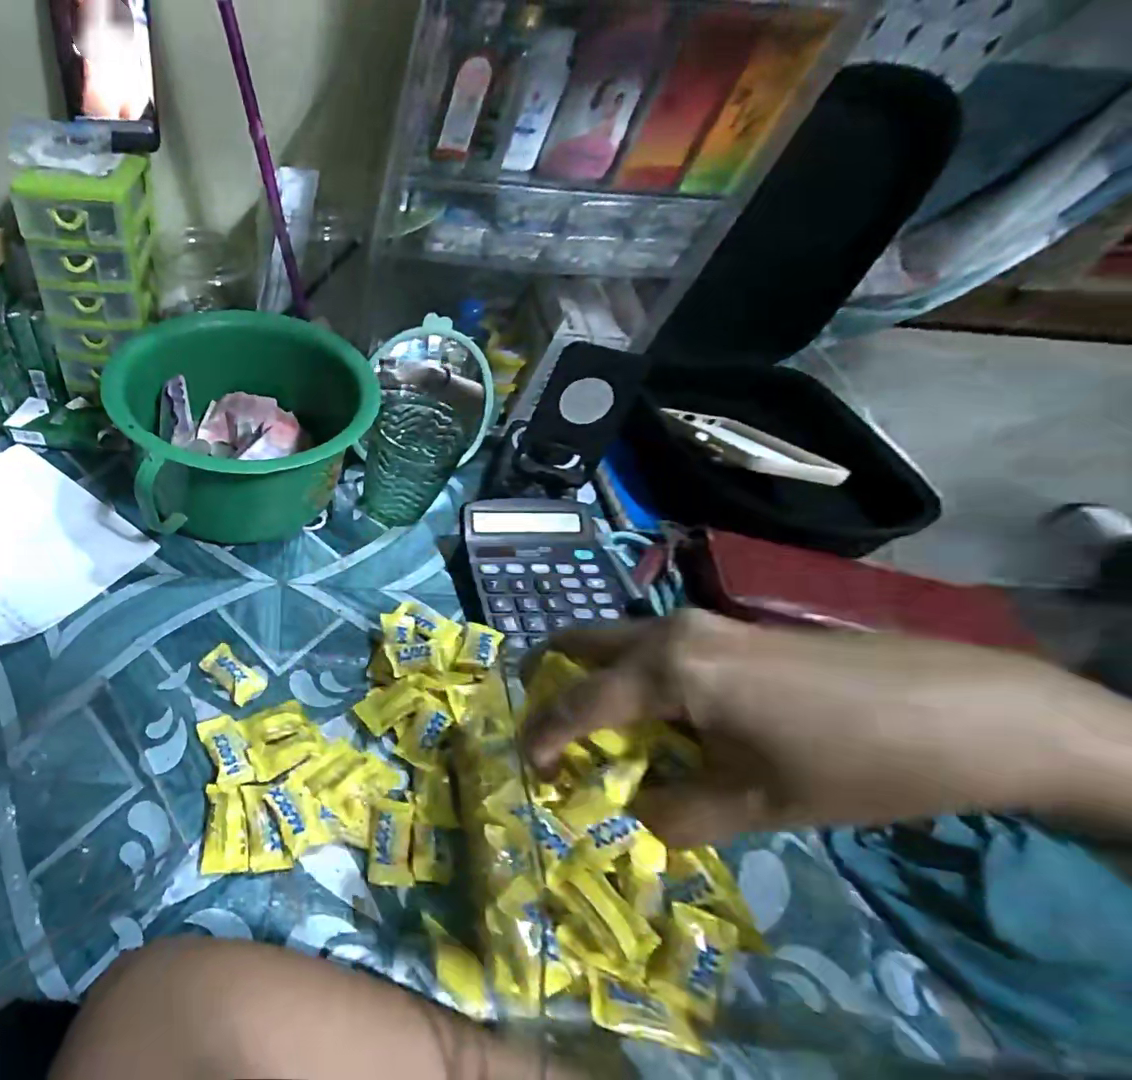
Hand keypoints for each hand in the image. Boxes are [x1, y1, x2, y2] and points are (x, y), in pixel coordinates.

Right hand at [519, 610, 1131, 846]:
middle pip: (578, 644)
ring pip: (615, 643)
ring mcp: (701, 623)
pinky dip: (635, 679)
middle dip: (550, 682)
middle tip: (549, 729)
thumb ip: (679, 814)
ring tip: (607, 732)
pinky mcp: (730, 628)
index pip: (578, 702)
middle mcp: (669, 632)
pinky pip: (654, 648)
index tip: (527, 768)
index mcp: (668, 669)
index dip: (544, 737)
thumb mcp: (762, 804)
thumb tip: (636, 816)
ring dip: (595, 681)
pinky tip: (669, 718)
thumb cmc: (859, 760)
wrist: (984, 713)